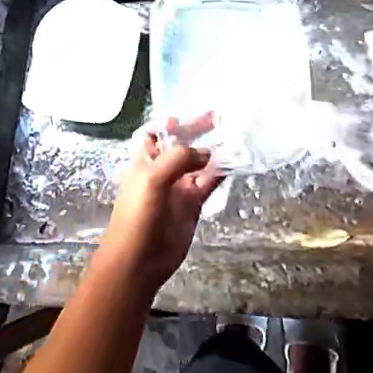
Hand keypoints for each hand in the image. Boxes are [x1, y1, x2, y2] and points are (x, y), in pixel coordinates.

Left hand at [98, 116, 224, 292]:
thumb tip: (207, 153)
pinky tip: (234, 161)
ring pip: (199, 162)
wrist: (138, 260)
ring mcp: (178, 186)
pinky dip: (221, 172)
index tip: (189, 112)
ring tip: (234, 136)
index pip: (157, 133)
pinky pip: (209, 182)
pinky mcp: (192, 203)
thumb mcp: (152, 178)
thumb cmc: (138, 215)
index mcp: (145, 159)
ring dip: (213, 151)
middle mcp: (162, 169)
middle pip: (181, 144)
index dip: (171, 123)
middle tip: (220, 118)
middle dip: (197, 131)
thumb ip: (178, 158)